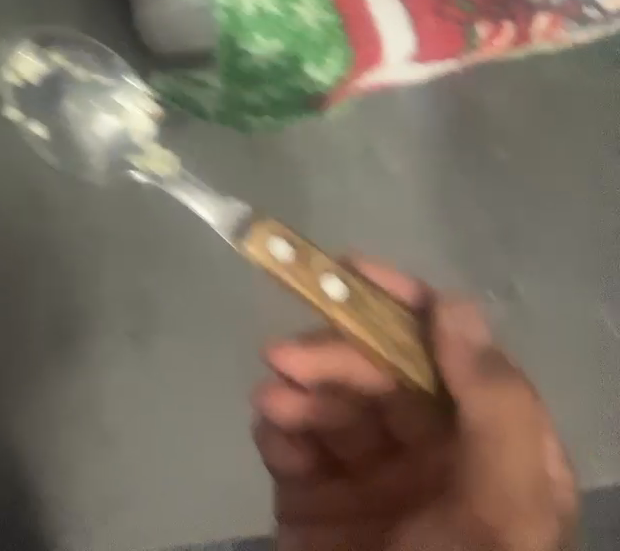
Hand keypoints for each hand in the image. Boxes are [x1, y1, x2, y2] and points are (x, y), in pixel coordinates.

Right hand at [253, 261, 577, 550]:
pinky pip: (286, 437)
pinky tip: (272, 434)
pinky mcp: (309, 488)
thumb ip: (493, 408)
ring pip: (322, 398)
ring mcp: (365, 470)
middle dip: (329, 356)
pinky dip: (274, 427)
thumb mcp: (503, 508)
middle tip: (283, 356)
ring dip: (294, 390)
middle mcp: (431, 453)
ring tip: (273, 405)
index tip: (351, 268)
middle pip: (375, 373)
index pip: (454, 358)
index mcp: (494, 454)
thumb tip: (456, 309)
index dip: (408, 306)